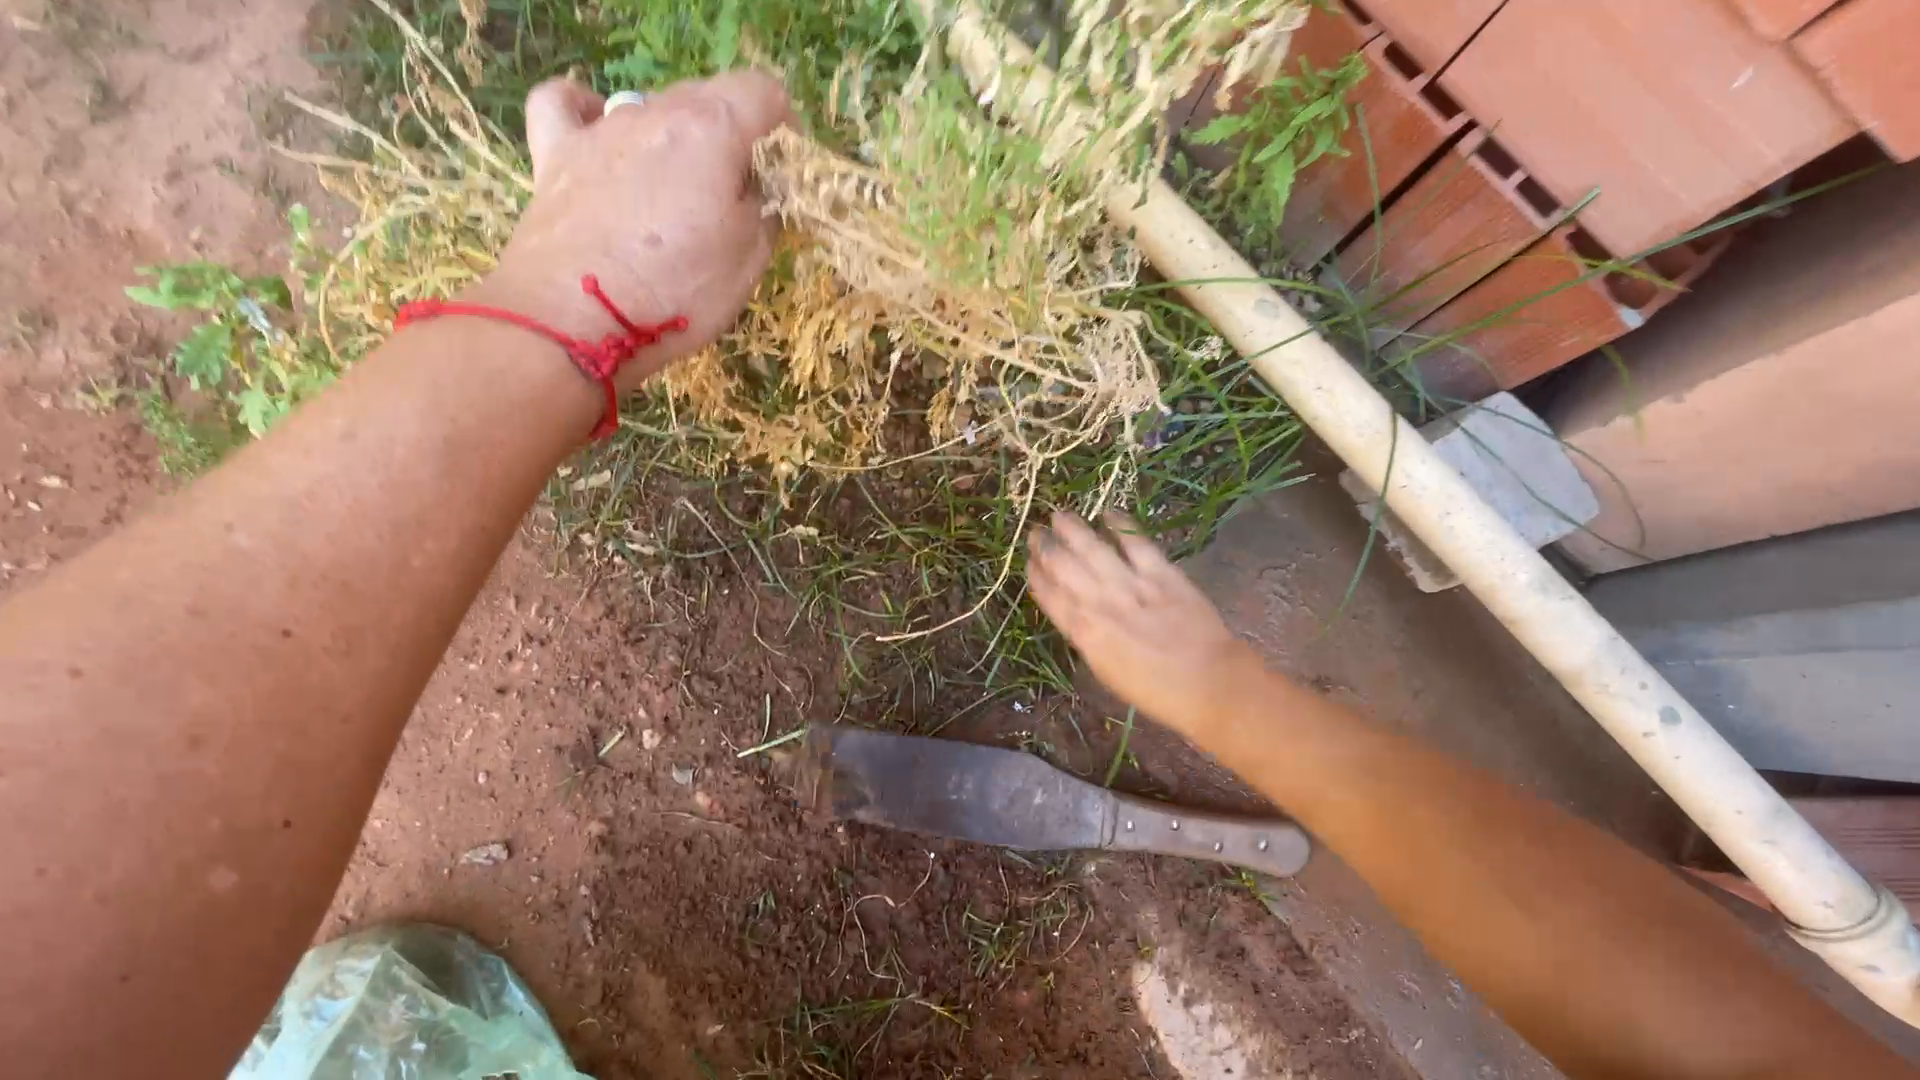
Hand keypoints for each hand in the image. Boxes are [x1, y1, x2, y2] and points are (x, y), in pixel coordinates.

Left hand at [471, 72, 792, 387]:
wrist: (576, 319)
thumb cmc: (677, 291)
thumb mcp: (749, 260)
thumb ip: (764, 211)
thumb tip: (758, 191)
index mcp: (711, 130)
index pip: (763, 93)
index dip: (786, 124)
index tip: (788, 164)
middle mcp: (654, 113)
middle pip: (707, 98)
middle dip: (734, 135)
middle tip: (741, 193)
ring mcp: (599, 130)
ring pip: (650, 108)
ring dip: (676, 138)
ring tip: (678, 189)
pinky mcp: (554, 155)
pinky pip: (567, 106)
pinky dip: (586, 110)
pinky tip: (598, 130)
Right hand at [1026, 512, 1259, 737]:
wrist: (1208, 683)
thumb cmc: (1156, 691)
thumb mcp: (1106, 672)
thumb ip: (1088, 639)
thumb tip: (1077, 615)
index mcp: (1085, 634)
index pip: (1050, 597)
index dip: (1036, 577)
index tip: (1028, 563)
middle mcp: (1101, 604)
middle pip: (1064, 567)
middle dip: (1045, 548)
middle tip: (1035, 533)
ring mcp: (1131, 585)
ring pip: (1093, 549)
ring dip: (1073, 530)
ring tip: (1059, 516)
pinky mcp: (1162, 573)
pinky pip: (1136, 543)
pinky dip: (1120, 525)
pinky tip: (1108, 513)